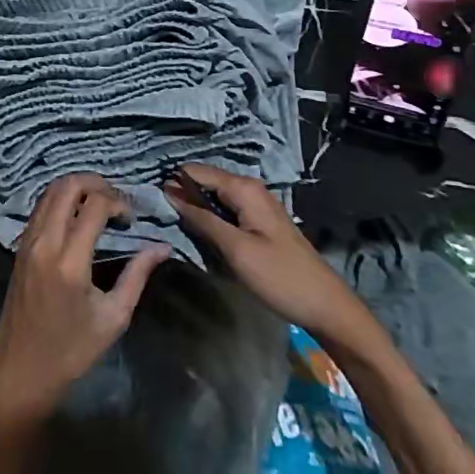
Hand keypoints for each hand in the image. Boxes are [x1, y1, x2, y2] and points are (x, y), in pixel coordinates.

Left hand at [0, 174, 170, 422]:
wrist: (19, 375)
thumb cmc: (71, 352)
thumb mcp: (113, 318)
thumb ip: (138, 275)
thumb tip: (163, 247)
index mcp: (69, 262)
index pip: (95, 205)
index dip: (119, 201)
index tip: (132, 218)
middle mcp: (45, 243)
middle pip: (68, 185)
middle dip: (97, 183)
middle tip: (117, 201)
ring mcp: (27, 242)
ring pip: (50, 191)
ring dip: (77, 188)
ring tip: (100, 204)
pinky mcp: (19, 247)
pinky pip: (40, 207)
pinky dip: (60, 200)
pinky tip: (78, 217)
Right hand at [164, 164, 374, 344]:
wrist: (324, 304)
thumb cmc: (279, 276)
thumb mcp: (236, 250)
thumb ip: (203, 220)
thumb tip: (171, 193)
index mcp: (244, 188)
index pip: (197, 171)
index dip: (173, 183)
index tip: (150, 200)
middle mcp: (250, 188)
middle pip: (205, 182)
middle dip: (183, 195)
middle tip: (158, 216)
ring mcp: (257, 204)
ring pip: (215, 197)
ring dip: (196, 208)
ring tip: (173, 225)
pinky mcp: (259, 221)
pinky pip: (226, 210)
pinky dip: (211, 218)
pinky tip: (200, 234)